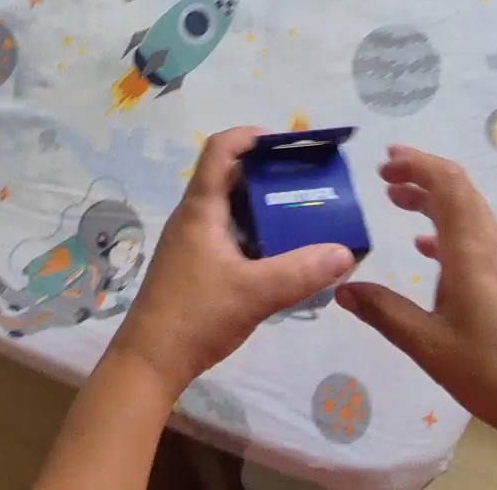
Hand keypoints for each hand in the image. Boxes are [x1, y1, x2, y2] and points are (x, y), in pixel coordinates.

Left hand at [107, 126, 355, 395]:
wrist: (150, 361)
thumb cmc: (196, 315)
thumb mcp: (255, 293)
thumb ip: (301, 272)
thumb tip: (345, 251)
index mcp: (201, 208)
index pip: (219, 149)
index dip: (249, 136)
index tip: (285, 140)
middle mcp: (194, 216)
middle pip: (228, 175)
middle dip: (266, 170)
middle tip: (305, 178)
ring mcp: (192, 240)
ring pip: (229, 206)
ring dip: (261, 202)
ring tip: (301, 210)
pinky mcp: (195, 263)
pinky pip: (228, 231)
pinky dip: (254, 229)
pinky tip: (280, 250)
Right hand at [335, 147, 496, 457]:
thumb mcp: (429, 346)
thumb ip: (384, 312)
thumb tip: (342, 288)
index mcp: (473, 250)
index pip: (447, 183)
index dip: (416, 163)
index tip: (384, 163)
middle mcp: (495, 248)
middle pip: (460, 192)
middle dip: (421, 176)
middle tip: (385, 176)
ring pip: (471, 214)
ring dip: (435, 201)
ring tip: (400, 203)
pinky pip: (480, 239)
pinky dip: (449, 229)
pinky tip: (431, 252)